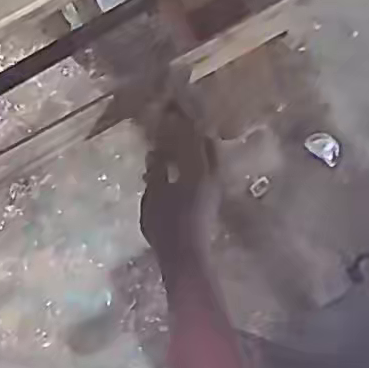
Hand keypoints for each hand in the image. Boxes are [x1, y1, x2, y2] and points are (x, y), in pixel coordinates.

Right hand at [140, 103, 218, 270]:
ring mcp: (214, 187)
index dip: (178, 122)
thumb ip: (157, 172)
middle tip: (172, 125)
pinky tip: (176, 168)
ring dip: (191, 148)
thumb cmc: (166, 226)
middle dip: (190, 132)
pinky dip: (191, 163)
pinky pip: (204, 170)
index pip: (190, 135)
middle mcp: (212, 173)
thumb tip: (157, 154)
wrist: (186, 257)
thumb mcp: (154, 196)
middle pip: (204, 143)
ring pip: (206, 157)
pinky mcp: (211, 199)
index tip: (167, 111)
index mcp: (198, 169)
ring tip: (172, 146)